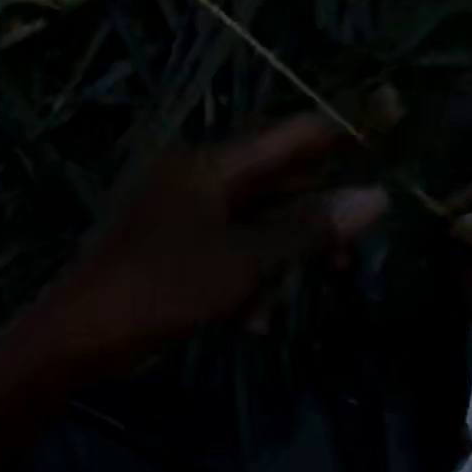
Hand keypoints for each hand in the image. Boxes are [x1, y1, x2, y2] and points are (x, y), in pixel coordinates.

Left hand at [36, 117, 386, 370]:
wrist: (80, 334)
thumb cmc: (159, 289)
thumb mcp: (240, 261)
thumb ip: (305, 230)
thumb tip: (375, 197)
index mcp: (206, 167)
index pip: (289, 137)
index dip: (342, 142)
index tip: (392, 151)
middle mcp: (192, 183)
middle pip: (272, 189)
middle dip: (306, 229)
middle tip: (346, 263)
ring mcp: (176, 221)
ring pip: (249, 232)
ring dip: (269, 271)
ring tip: (270, 313)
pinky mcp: (167, 257)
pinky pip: (221, 260)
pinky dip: (238, 287)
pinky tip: (246, 324)